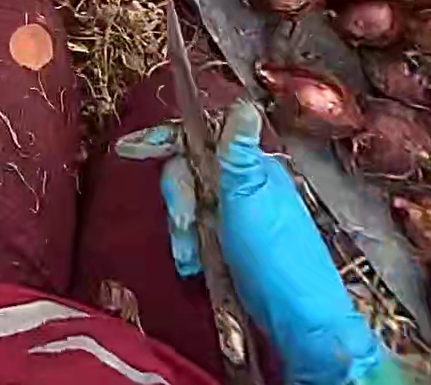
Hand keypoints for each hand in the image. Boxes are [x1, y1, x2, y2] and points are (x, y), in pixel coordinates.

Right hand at [161, 99, 394, 384]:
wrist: (302, 326)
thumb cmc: (277, 256)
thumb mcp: (249, 197)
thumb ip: (238, 150)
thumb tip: (243, 103)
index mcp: (247, 165)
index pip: (196, 138)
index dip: (161, 140)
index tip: (128, 148)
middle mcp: (240, 184)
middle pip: (187, 171)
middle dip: (177, 198)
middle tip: (182, 224)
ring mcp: (236, 215)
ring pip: (189, 204)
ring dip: (182, 229)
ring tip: (191, 255)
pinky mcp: (231, 244)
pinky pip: (197, 232)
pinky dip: (190, 246)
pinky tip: (195, 264)